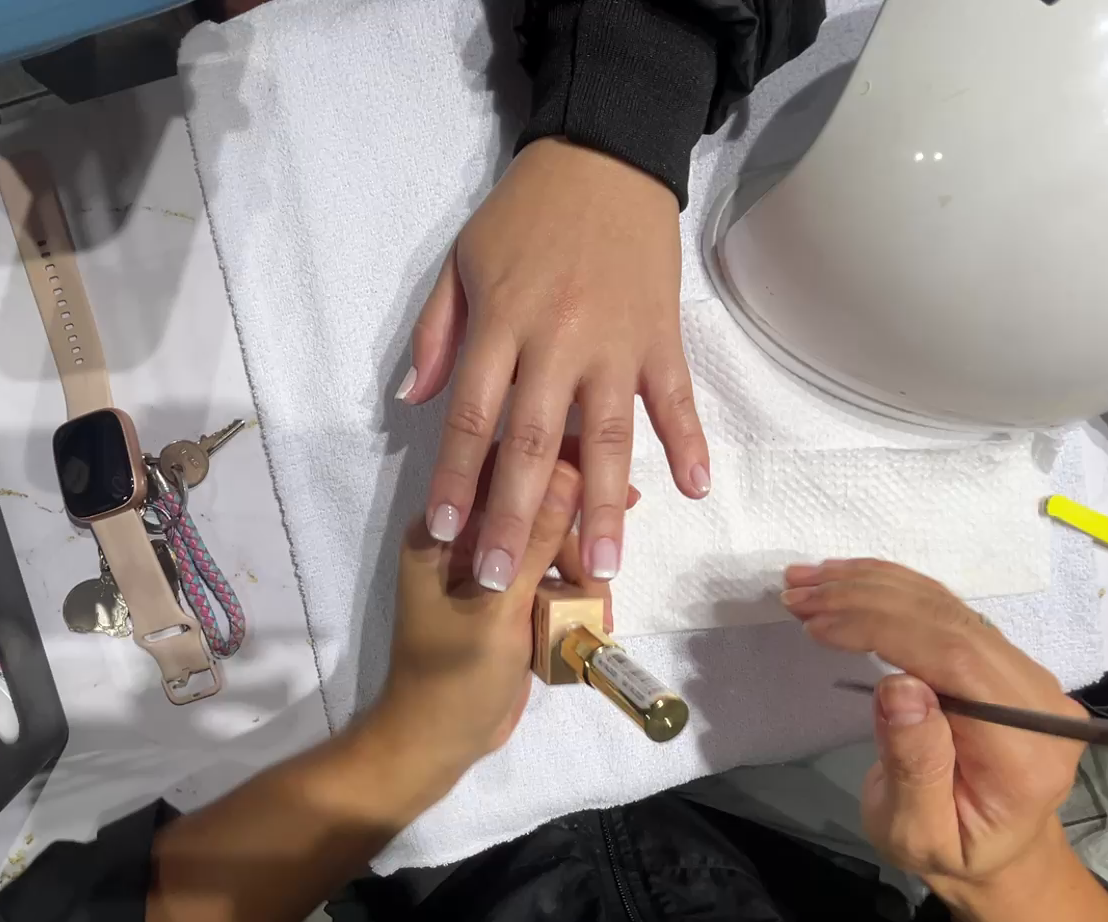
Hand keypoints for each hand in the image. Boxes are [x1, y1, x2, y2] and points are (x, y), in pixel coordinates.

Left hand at [366, 460, 602, 778]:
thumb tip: (571, 470)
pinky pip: (550, 579)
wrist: (439, 744)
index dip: (558, 471)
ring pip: (549, 547)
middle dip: (573, 541)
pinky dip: (572, 596)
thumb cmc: (455, 678)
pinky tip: (594, 617)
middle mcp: (464, 542)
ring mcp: (488, 572)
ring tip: (596, 612)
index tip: (609, 486)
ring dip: (578, 575)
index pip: (501, 474)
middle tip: (602, 573)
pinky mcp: (509, 600)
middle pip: (533, 510)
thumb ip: (535, 541)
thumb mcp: (498, 608)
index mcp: (442, 531)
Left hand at [403, 137, 708, 593]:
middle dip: (516, 517)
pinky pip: (677, 397)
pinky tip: (695, 488)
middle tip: (504, 579)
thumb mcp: (460, 261)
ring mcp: (616, 343)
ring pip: (610, 437)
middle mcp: (558, 343)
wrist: (604, 157)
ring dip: (607, 506)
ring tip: (601, 567)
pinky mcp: (662, 336)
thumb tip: (412, 402)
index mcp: (502, 326)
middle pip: (534, 444)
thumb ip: (435, 333)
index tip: (446, 533)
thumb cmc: (523, 216)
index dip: (456, 477)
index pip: (471, 417)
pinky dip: (689, 440)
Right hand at [780, 560, 1084, 892]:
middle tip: (796, 596)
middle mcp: (1036, 697)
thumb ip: (915, 765)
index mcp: (1025, 747)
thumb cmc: (951, 853)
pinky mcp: (997, 659)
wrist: (996, 858)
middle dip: (865, 599)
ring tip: (805, 581)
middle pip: (950, 621)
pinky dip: (889, 587)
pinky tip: (845, 578)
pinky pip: (943, 608)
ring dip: (869, 585)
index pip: (955, 659)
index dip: (882, 628)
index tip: (815, 624)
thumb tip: (899, 686)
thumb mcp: (918, 832)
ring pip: (945, 605)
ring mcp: (1021, 673)